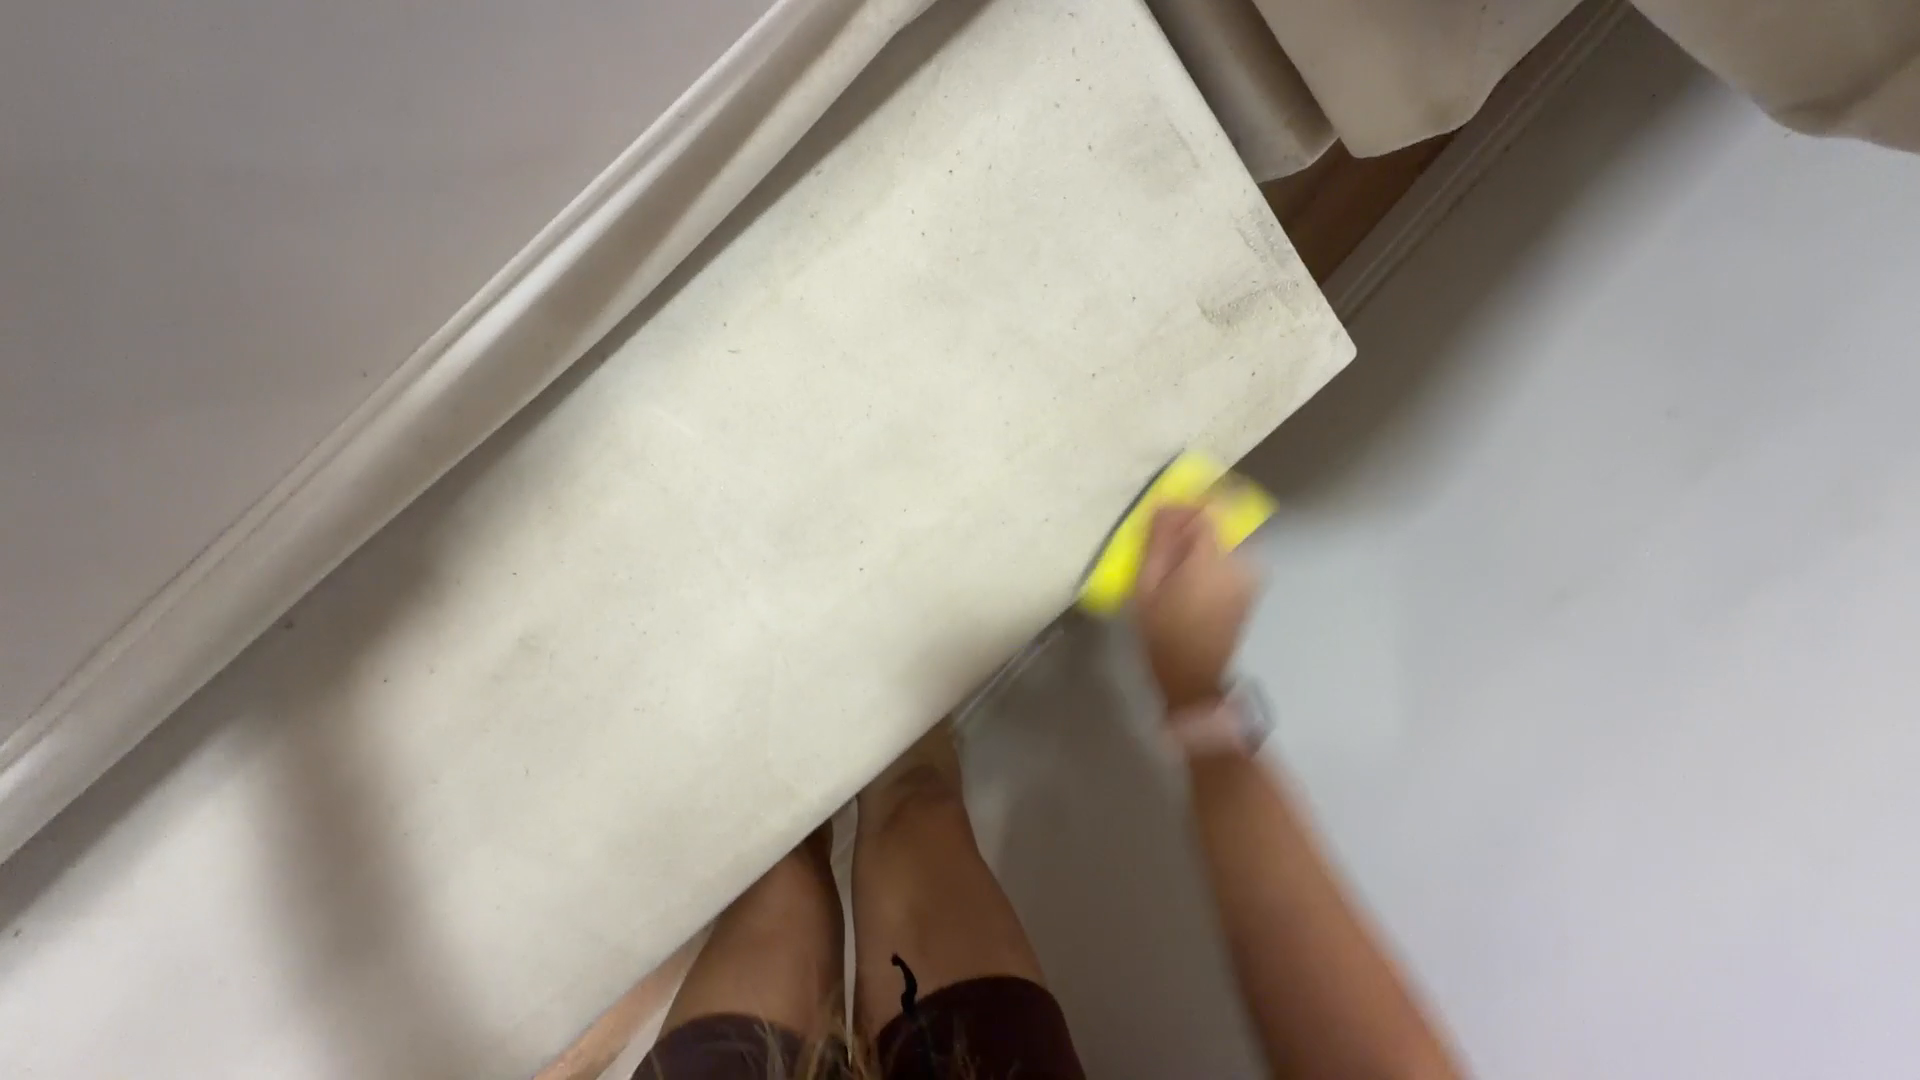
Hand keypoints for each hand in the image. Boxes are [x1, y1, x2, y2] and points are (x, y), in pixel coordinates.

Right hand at [1134, 504, 1256, 710]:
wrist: (1194, 678)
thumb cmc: (1163, 634)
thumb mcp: (1147, 587)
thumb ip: (1159, 542)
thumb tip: (1165, 504)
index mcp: (1213, 560)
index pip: (1207, 509)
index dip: (1185, 505)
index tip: (1162, 514)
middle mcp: (1241, 562)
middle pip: (1217, 523)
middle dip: (1190, 526)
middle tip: (1163, 545)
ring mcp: (1251, 575)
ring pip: (1222, 540)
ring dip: (1199, 543)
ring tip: (1174, 565)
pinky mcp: (1252, 586)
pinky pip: (1229, 557)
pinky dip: (1210, 558)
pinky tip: (1190, 578)